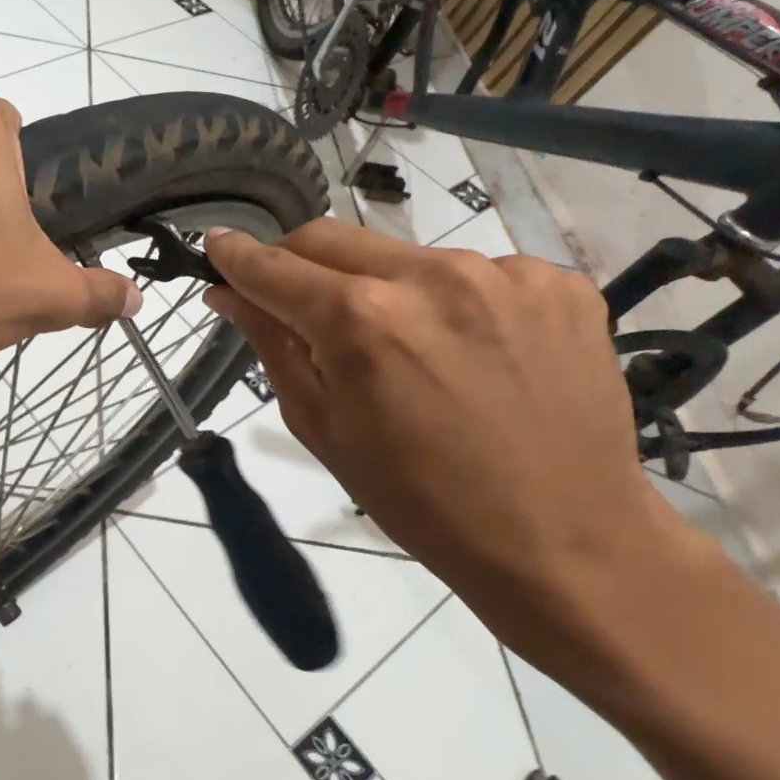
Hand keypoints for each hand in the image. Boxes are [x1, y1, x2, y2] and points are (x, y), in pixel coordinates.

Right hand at [200, 219, 691, 648]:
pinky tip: (464, 349)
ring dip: (377, 285)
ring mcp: (503, 273)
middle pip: (331, 238)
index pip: (273, 266)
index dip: (234, 256)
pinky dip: (447, 300)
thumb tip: (228, 294)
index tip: (214, 247)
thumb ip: (272, 345)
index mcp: (361, 320)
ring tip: (398, 344)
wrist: (566, 542)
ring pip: (402, 254)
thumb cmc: (419, 501)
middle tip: (289, 299)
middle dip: (295, 260)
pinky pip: (472, 272)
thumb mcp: (321, 427)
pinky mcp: (558, 283)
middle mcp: (430, 276)